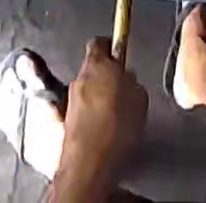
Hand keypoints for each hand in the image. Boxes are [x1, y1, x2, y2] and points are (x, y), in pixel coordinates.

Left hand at [52, 38, 147, 195]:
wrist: (90, 164)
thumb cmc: (118, 124)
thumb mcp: (139, 96)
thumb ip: (132, 80)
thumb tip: (127, 79)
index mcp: (97, 64)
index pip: (99, 42)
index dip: (110, 45)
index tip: (120, 53)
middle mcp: (79, 79)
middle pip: (93, 68)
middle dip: (106, 74)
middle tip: (123, 86)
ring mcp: (69, 102)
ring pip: (87, 90)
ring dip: (99, 96)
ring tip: (116, 112)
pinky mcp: (66, 124)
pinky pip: (83, 111)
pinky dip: (92, 115)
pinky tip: (106, 129)